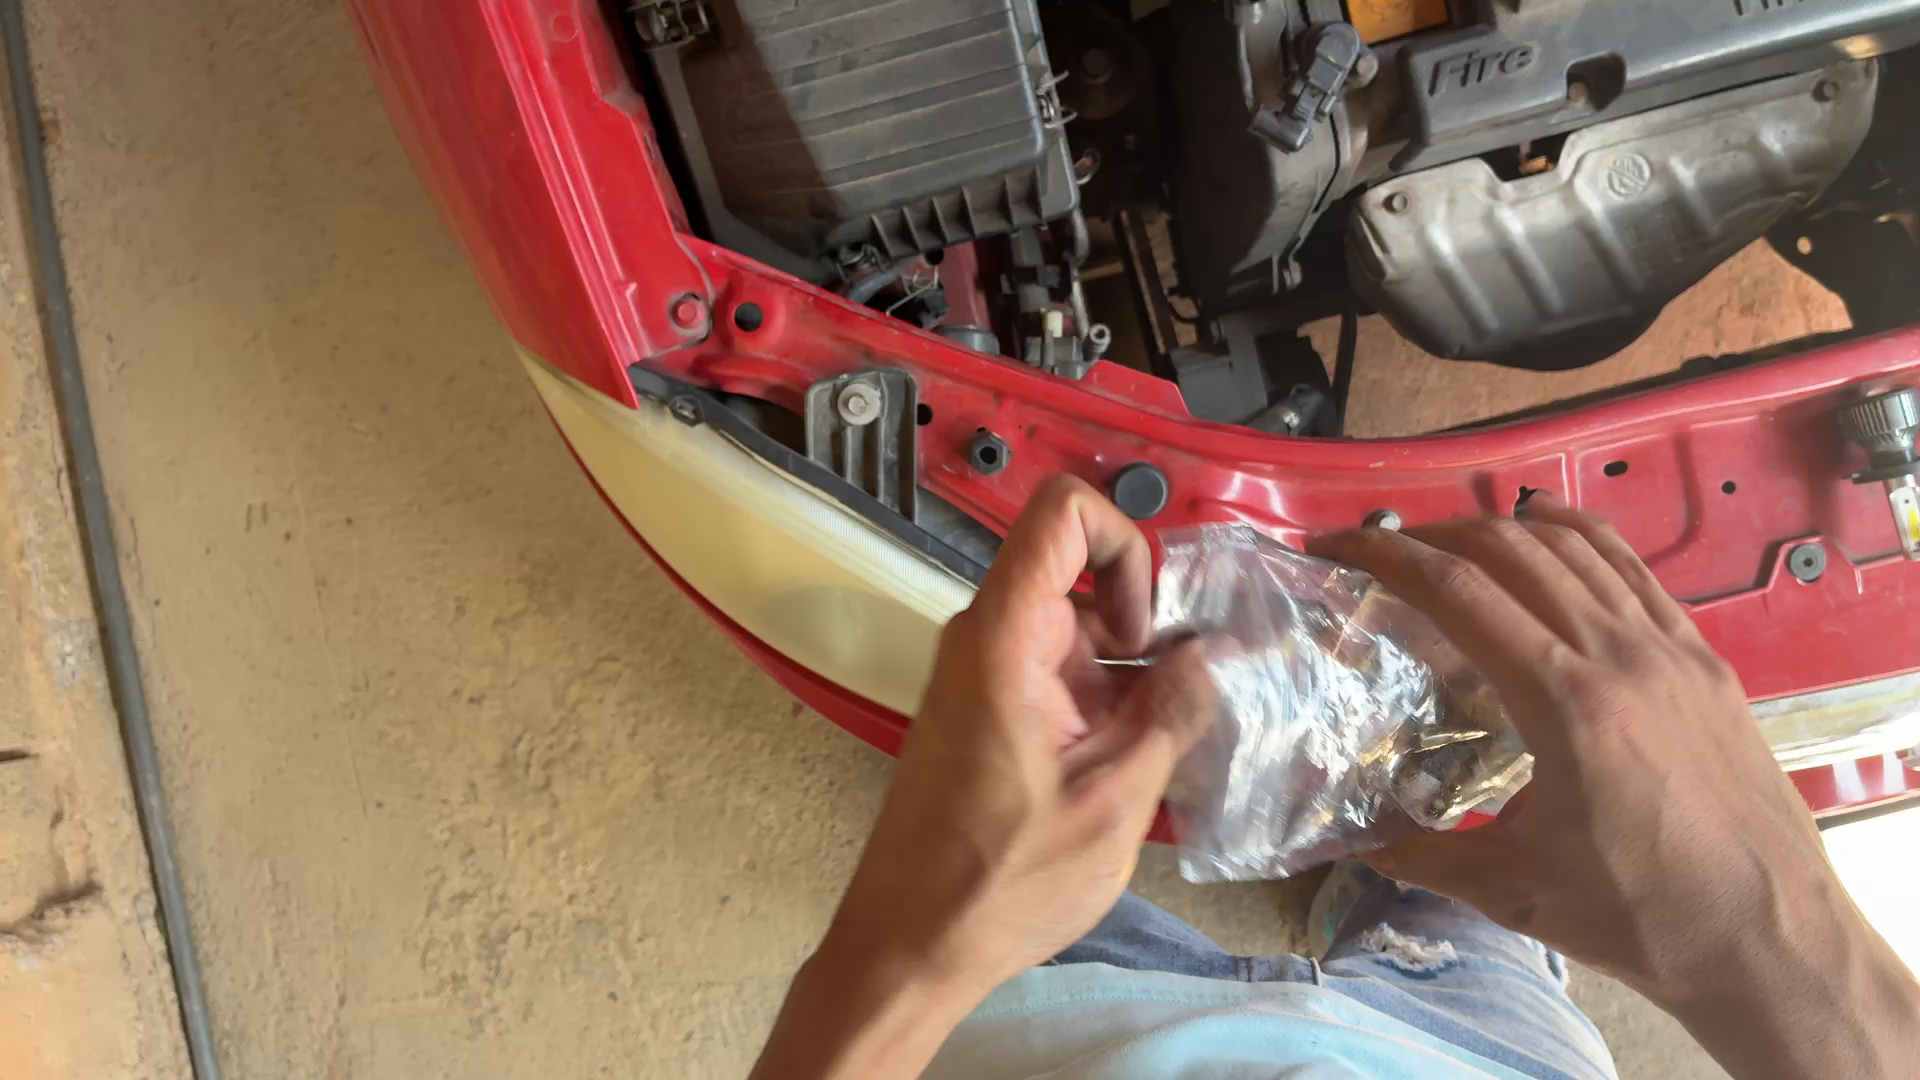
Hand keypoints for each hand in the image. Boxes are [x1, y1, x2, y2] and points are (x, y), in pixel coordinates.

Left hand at [750, 474, 1215, 1079]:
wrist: (910, 939)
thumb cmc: (1004, 875)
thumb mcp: (1112, 797)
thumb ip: (1170, 710)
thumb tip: (1211, 651)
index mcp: (1005, 632)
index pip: (1061, 513)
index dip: (1124, 542)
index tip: (1147, 630)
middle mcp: (986, 633)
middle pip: (1078, 576)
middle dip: (1142, 627)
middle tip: (1183, 700)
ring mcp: (983, 668)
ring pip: (1074, 628)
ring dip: (1127, 671)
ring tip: (1165, 743)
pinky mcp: (986, 703)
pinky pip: (1053, 668)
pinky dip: (1100, 695)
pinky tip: (1130, 760)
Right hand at [1311, 493, 1919, 1079]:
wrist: (1783, 952)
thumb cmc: (1638, 917)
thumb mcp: (1506, 889)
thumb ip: (1412, 851)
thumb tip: (1342, 834)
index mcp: (1565, 702)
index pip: (1458, 591)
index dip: (1384, 556)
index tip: (1333, 547)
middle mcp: (1619, 656)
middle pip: (1506, 550)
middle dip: (1425, 535)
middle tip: (1372, 548)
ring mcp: (1670, 650)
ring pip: (1570, 546)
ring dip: (1491, 529)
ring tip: (1439, 542)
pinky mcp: (1703, 658)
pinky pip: (1630, 568)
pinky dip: (1572, 533)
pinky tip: (1537, 528)